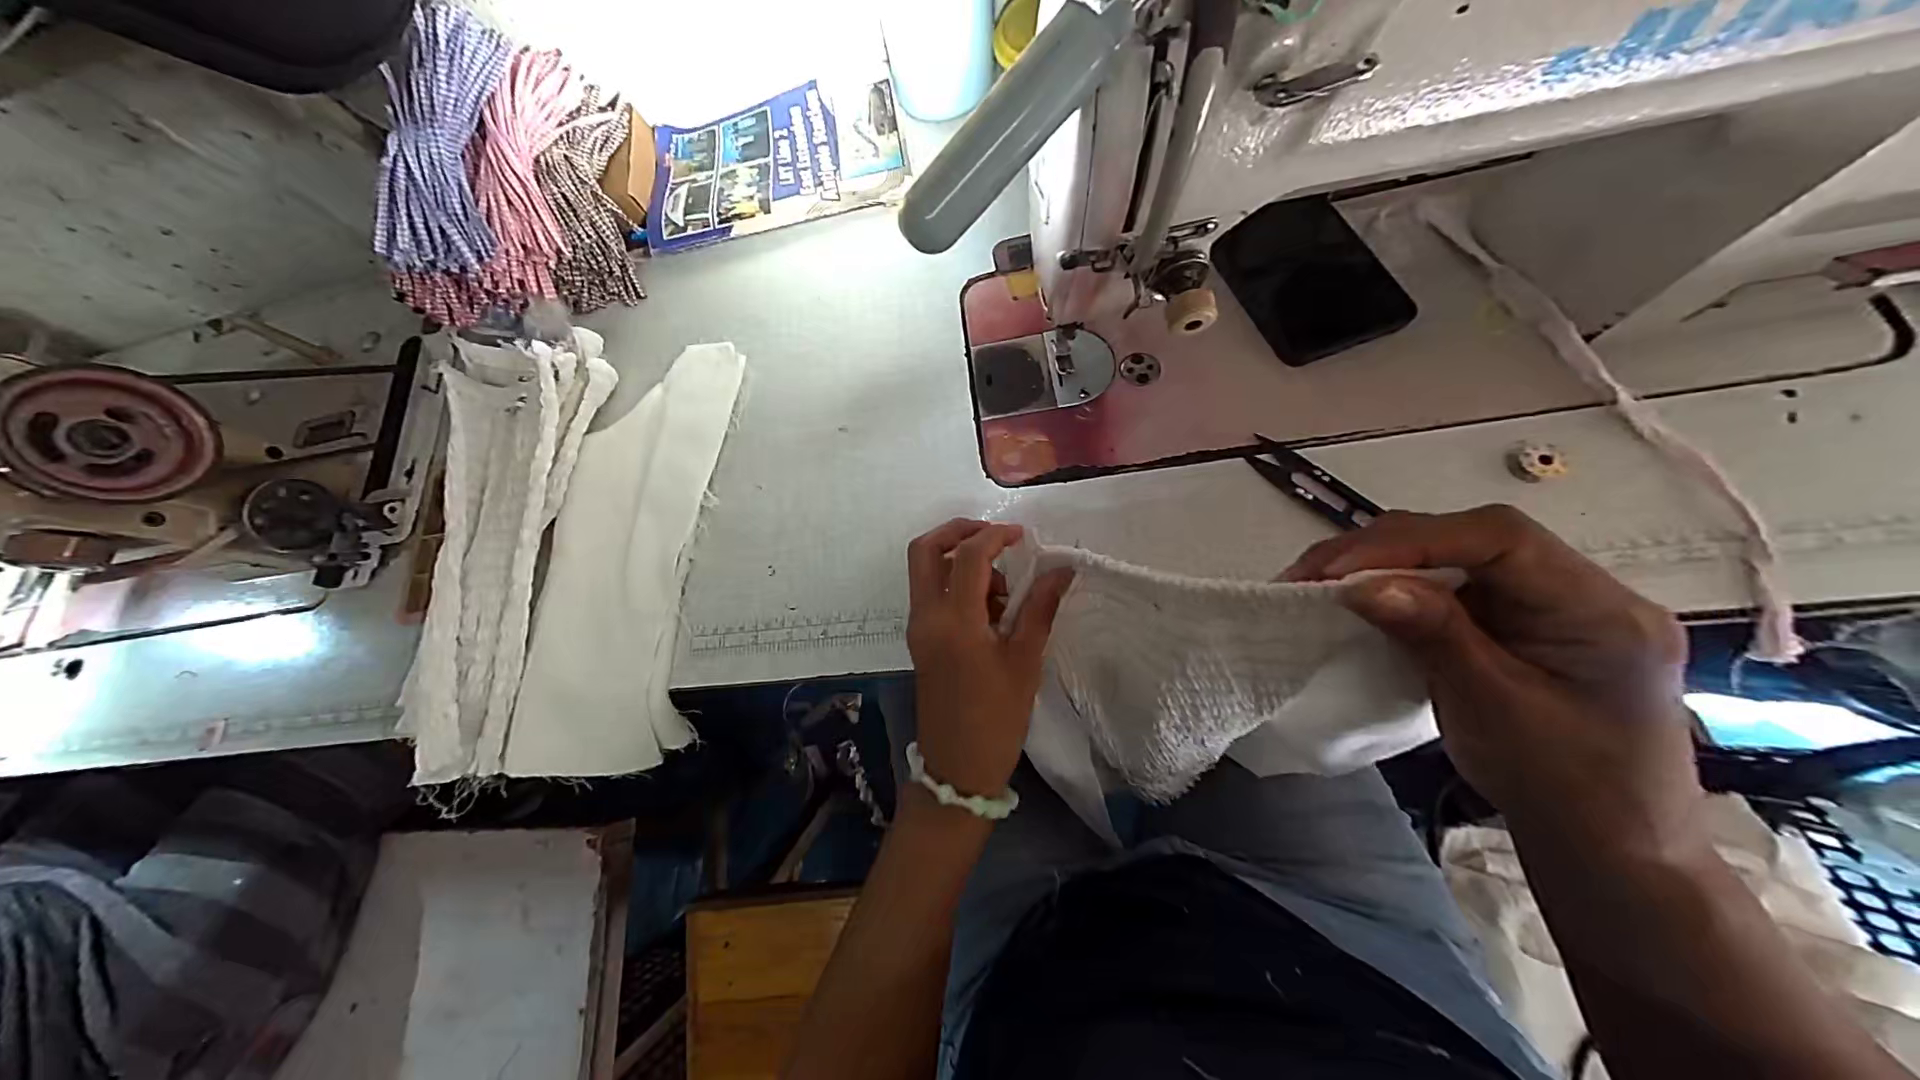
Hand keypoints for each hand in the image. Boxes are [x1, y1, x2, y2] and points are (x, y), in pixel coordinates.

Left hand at [905, 519, 1072, 799]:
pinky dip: (955, 584)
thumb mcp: (1025, 662)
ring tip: (1004, 590)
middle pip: (926, 550)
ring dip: (959, 561)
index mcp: (953, 622)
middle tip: (997, 538)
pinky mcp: (920, 640)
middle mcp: (926, 617)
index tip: (1023, 536)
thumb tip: (1063, 569)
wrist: (957, 768)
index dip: (996, 536)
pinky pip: (932, 594)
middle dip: (959, 532)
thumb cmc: (997, 719)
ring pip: (925, 570)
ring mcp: (918, 628)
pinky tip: (991, 610)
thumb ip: (1040, 608)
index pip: (968, 557)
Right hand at [1284, 505, 1704, 860]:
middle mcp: (1582, 590)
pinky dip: (1401, 585)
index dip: (1412, 542)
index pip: (1500, 540)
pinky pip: (1454, 584)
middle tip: (1311, 575)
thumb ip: (1433, 634)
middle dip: (1386, 549)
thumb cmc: (1560, 786)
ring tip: (1322, 581)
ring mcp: (1550, 602)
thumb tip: (1357, 583)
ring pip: (1457, 555)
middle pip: (1474, 538)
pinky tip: (1365, 597)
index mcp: (1601, 611)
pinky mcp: (1520, 619)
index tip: (1338, 570)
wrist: (1608, 845)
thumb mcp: (1490, 708)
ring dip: (1386, 563)